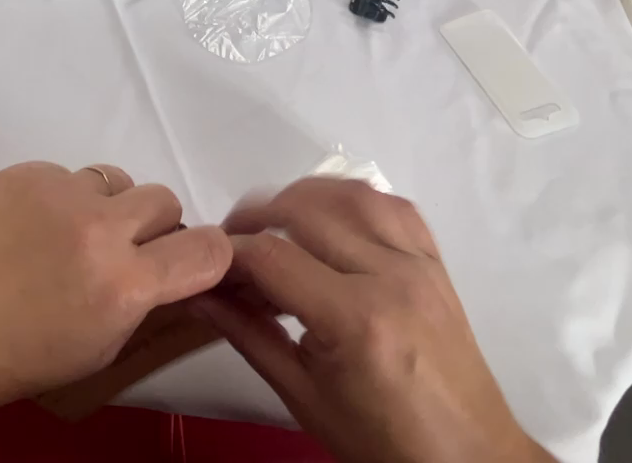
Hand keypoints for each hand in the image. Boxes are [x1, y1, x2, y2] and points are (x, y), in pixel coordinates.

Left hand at [0, 161, 230, 419]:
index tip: (191, 261)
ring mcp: (58, 191)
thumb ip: (145, 300)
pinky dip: (62, 198)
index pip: (205, 248)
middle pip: (162, 199)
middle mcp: (98, 227)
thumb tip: (174, 268)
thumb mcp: (102, 346)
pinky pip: (67, 175)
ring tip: (68, 236)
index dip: (206, 255)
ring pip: (114, 180)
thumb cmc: (22, 356)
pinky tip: (30, 227)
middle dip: (154, 227)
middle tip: (121, 252)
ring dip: (107, 207)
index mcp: (123, 285)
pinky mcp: (25, 171)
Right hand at [198, 178, 551, 462]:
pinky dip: (350, 199)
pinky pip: (391, 205)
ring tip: (273, 223)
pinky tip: (327, 218)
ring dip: (298, 197)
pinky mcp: (436, 263)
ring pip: (346, 194)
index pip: (270, 257)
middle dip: (252, 218)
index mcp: (356, 321)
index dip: (227, 253)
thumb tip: (195, 291)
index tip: (205, 264)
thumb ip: (245, 333)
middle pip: (302, 212)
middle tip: (230, 245)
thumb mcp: (301, 395)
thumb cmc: (382, 444)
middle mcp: (390, 279)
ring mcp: (419, 265)